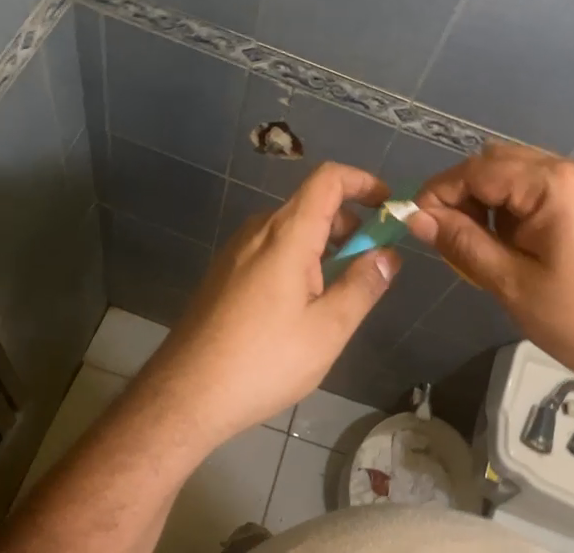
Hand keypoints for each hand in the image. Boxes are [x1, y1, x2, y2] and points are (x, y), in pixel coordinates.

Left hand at [134, 163, 400, 450]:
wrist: (184, 395)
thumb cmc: (263, 361)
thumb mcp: (327, 330)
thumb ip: (362, 286)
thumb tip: (389, 255)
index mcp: (287, 233)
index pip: (329, 178)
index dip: (363, 182)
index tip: (389, 207)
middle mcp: (259, 229)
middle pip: (313, 204)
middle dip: (351, 225)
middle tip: (372, 267)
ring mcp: (238, 250)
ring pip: (293, 229)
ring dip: (326, 247)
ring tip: (340, 295)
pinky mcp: (226, 272)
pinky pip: (273, 249)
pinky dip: (301, 260)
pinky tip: (303, 307)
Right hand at [408, 144, 573, 397]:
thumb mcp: (513, 285)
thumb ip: (463, 244)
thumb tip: (416, 217)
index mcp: (550, 182)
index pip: (476, 169)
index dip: (439, 193)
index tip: (414, 225)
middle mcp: (570, 170)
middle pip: (497, 163)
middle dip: (464, 195)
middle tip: (448, 241)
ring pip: (520, 176)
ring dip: (491, 203)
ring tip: (481, 251)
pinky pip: (543, 191)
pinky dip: (518, 210)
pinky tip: (515, 249)